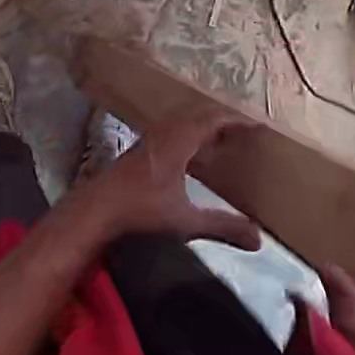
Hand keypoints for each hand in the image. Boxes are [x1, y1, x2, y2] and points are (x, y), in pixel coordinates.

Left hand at [73, 109, 262, 250]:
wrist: (96, 210)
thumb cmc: (141, 210)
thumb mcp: (185, 221)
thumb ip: (222, 226)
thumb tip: (259, 240)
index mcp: (178, 140)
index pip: (213, 119)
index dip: (236, 120)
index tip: (257, 125)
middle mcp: (164, 132)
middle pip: (197, 113)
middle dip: (222, 118)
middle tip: (243, 130)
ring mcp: (149, 138)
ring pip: (182, 120)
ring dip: (203, 124)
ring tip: (221, 139)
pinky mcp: (140, 148)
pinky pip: (171, 129)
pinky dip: (188, 133)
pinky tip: (192, 155)